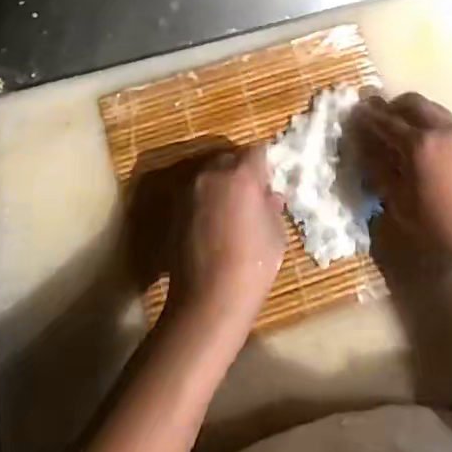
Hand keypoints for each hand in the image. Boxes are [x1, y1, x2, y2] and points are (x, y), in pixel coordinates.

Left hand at [166, 145, 286, 326]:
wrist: (208, 300)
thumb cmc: (252, 266)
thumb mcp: (276, 234)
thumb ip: (271, 207)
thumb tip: (268, 197)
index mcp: (241, 175)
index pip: (256, 151)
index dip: (264, 164)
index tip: (269, 180)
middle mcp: (211, 175)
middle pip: (228, 159)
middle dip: (240, 171)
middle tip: (251, 194)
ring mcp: (188, 192)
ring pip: (209, 176)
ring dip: (220, 185)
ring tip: (231, 211)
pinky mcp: (174, 211)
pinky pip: (195, 195)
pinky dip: (205, 202)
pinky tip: (214, 225)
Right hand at [350, 92, 451, 270]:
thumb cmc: (442, 225)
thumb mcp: (403, 204)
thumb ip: (384, 174)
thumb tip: (370, 154)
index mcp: (419, 144)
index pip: (387, 122)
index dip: (369, 117)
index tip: (356, 112)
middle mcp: (439, 130)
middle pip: (412, 102)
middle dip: (392, 106)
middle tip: (378, 116)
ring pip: (430, 107)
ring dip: (412, 110)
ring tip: (399, 126)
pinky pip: (443, 120)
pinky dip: (428, 120)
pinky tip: (422, 141)